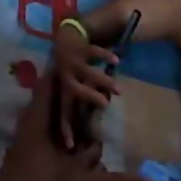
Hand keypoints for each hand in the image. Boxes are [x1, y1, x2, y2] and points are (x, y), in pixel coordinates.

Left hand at [53, 22, 119, 151]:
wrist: (65, 35)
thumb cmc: (68, 65)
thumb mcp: (69, 82)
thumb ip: (78, 100)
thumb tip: (90, 124)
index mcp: (63, 87)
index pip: (63, 110)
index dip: (66, 128)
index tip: (71, 145)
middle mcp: (66, 74)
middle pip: (75, 88)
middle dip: (89, 97)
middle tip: (105, 105)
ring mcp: (73, 60)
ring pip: (88, 71)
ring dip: (102, 79)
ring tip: (117, 89)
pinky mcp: (81, 46)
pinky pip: (94, 51)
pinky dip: (105, 55)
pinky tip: (116, 61)